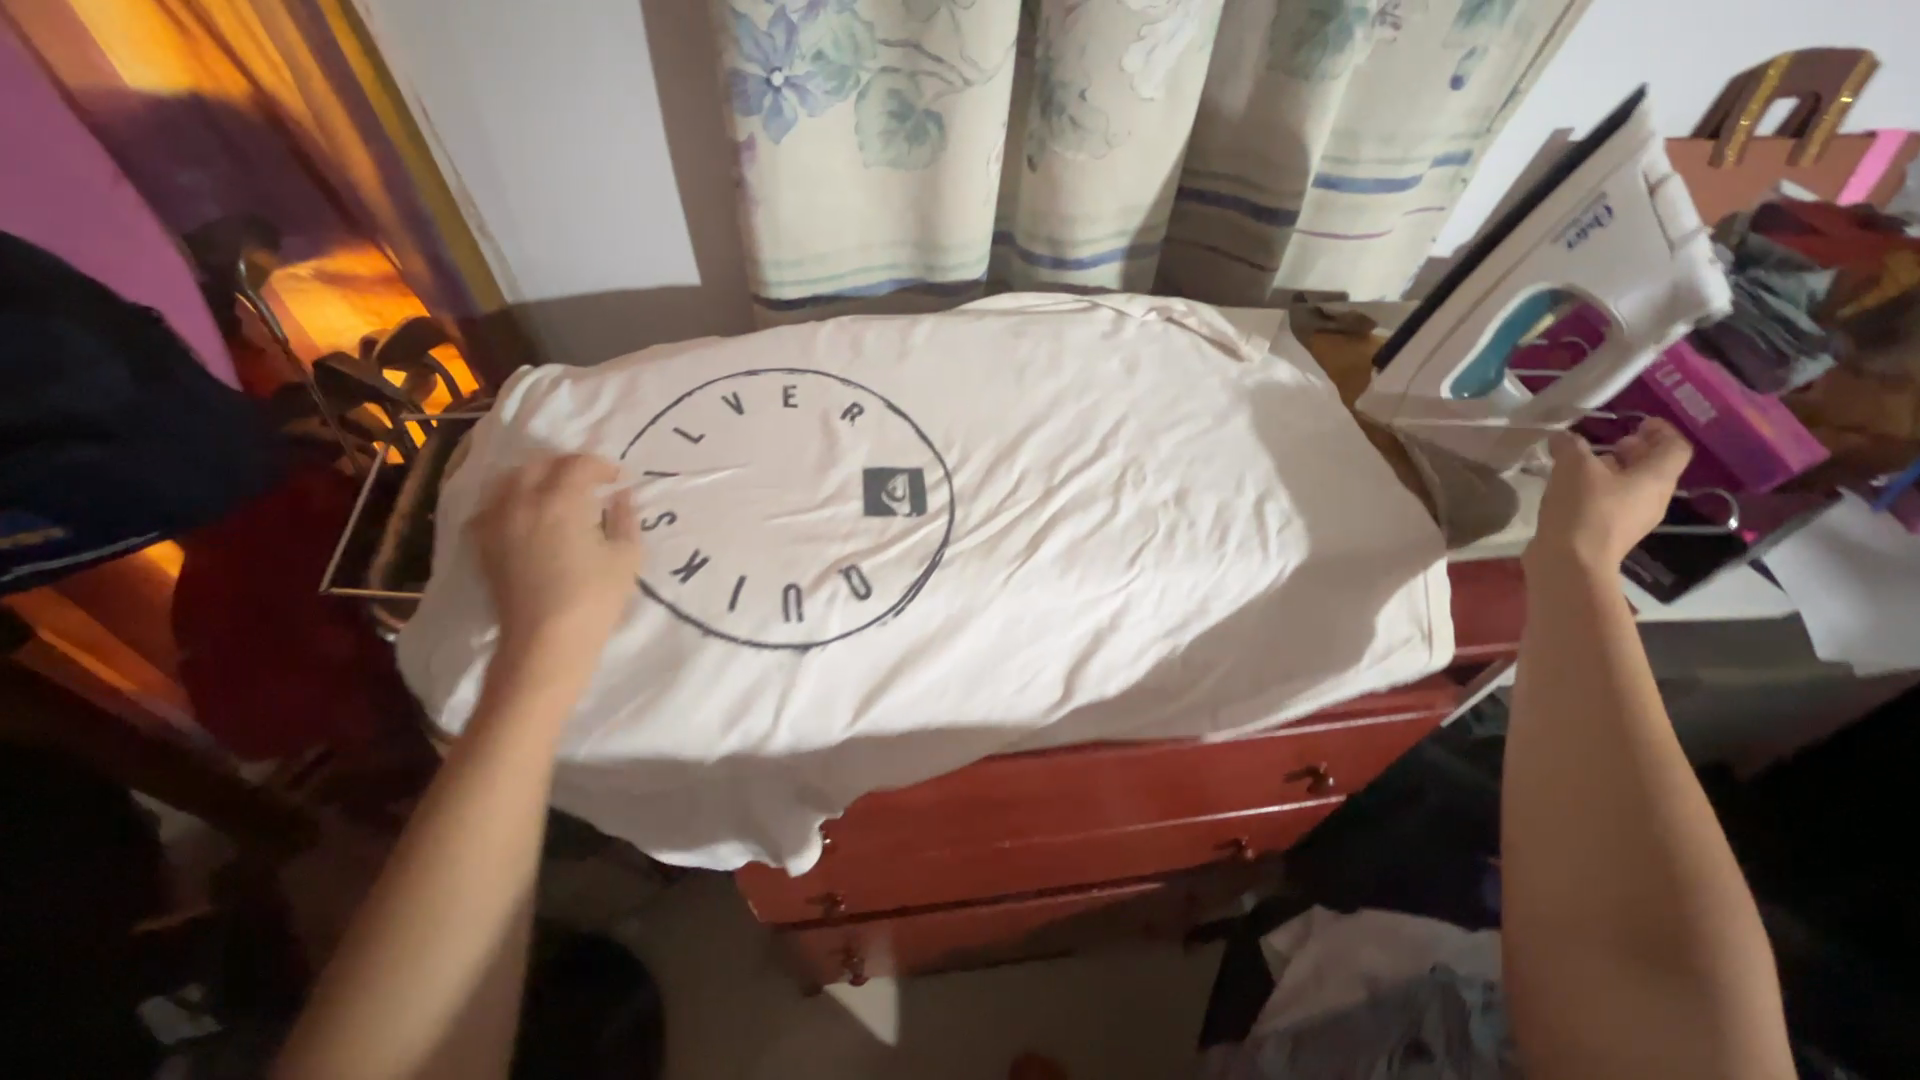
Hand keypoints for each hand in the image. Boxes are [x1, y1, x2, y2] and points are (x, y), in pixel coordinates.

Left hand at [469, 455, 640, 664]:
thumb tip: (621, 496)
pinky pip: (490, 508)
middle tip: (588, 481)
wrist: (546, 641)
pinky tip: (523, 515)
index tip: (618, 479)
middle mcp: (522, 502)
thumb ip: (625, 518)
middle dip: (566, 466)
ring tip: (553, 493)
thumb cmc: (594, 598)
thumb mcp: (626, 556)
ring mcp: (497, 522)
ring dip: (534, 478)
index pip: (579, 465)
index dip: (601, 466)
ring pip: (509, 481)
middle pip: (539, 465)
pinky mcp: (483, 545)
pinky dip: (508, 502)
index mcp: (561, 501)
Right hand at [1529, 417, 1692, 573]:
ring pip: (1633, 487)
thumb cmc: (1583, 508)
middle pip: (1655, 468)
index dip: (1662, 430)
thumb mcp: (1572, 467)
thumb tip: (1563, 437)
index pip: (1676, 447)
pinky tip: (1574, 491)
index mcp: (1656, 477)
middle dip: (1636, 451)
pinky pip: (1614, 504)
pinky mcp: (1611, 534)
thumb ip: (1570, 446)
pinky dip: (1601, 491)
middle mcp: (1654, 498)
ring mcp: (1634, 519)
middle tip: (1613, 442)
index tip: (1640, 422)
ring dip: (1616, 472)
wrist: (1571, 561)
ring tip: (1587, 466)